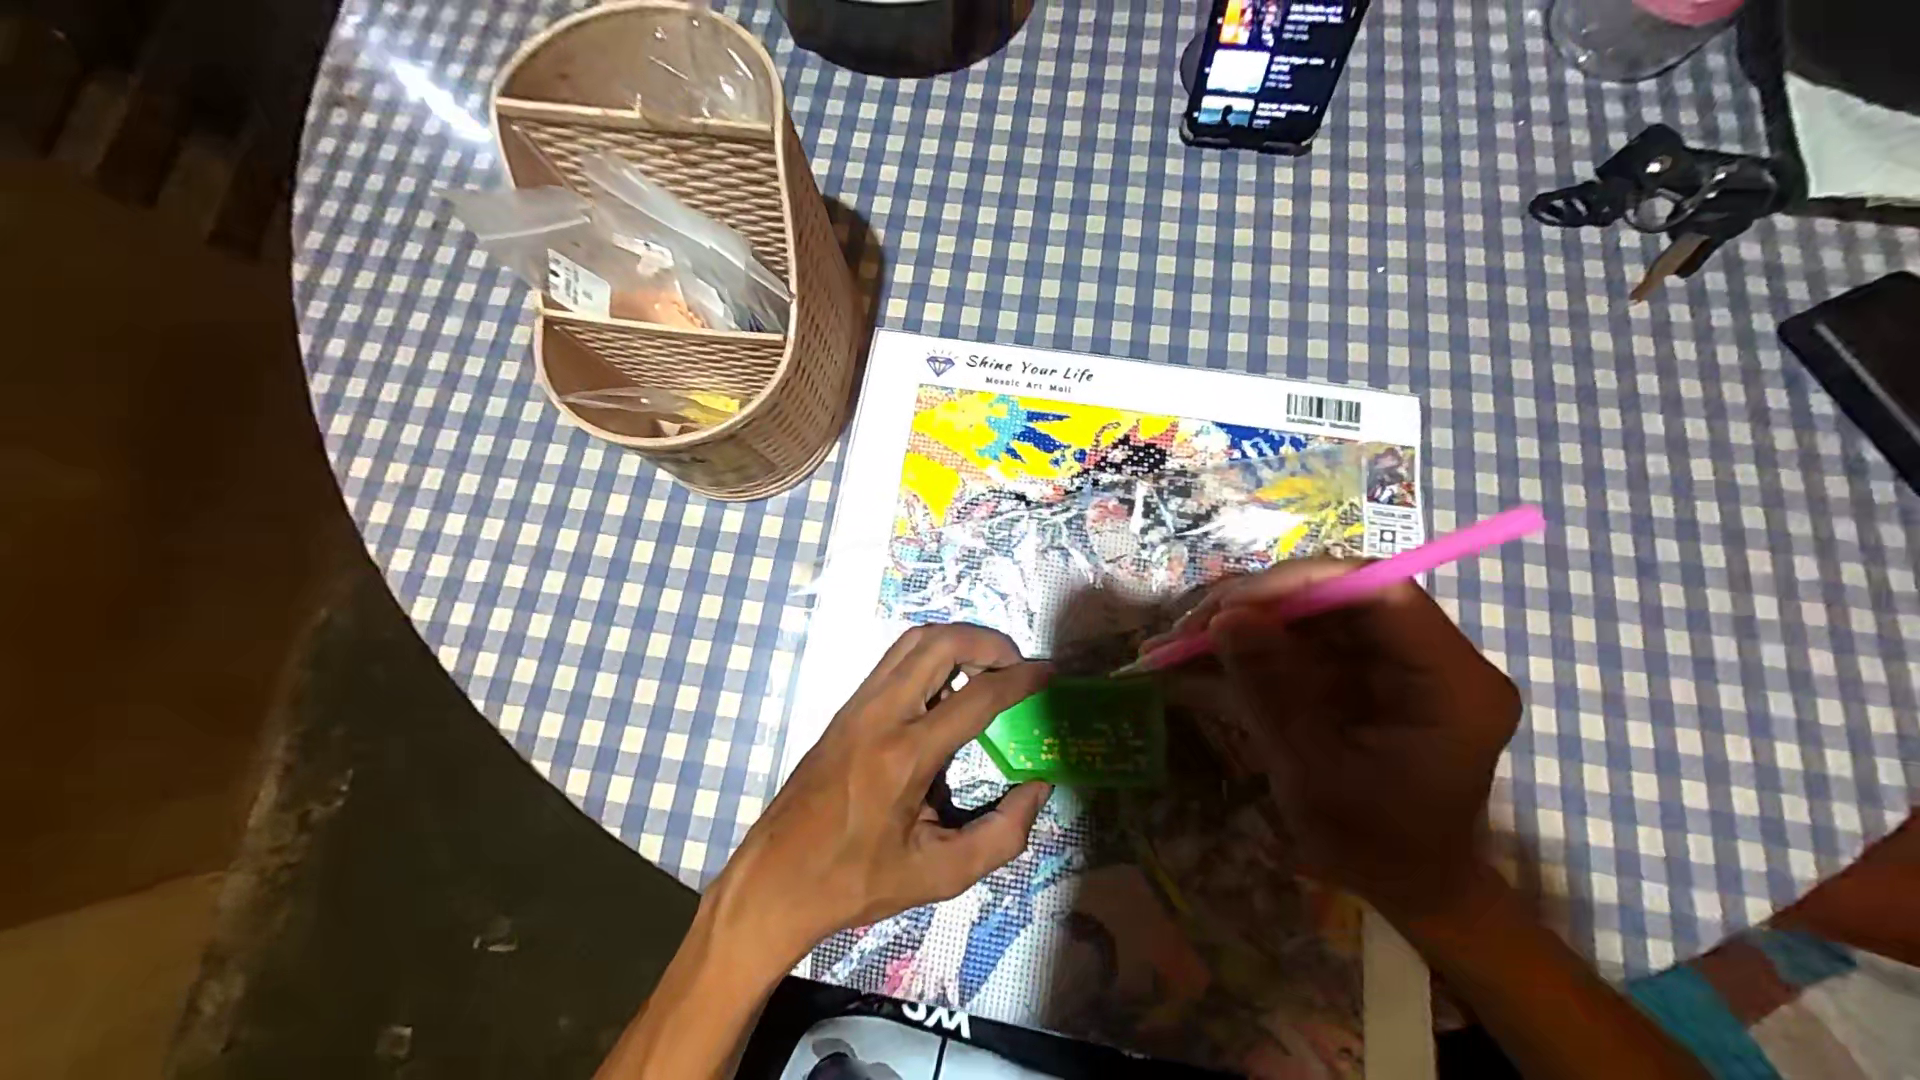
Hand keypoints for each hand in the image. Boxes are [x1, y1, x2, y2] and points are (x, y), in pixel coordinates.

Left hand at [702, 625, 1052, 965]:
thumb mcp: (939, 876)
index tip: (1049, 673)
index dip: (1021, 678)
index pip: (977, 696)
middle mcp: (880, 714)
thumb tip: (1038, 789)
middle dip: (989, 642)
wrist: (774, 878)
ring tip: (987, 668)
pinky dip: (931, 654)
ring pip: (914, 640)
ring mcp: (857, 704)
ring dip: (957, 641)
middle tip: (1018, 665)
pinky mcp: (846, 707)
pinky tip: (947, 686)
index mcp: (905, 755)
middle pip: (942, 643)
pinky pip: (895, 658)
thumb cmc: (856, 881)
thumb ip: (1002, 835)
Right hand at [1157, 558, 1520, 920]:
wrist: (1401, 884)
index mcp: (1449, 682)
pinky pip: (1287, 644)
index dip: (1298, 584)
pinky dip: (1234, 654)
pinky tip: (1180, 665)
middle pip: (1330, 597)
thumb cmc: (1375, 847)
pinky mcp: (1348, 670)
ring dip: (1232, 628)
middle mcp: (1420, 655)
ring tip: (1168, 649)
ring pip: (1299, 614)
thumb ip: (1272, 693)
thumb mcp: (1314, 775)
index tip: (1226, 607)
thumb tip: (1223, 618)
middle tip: (1184, 631)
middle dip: (1251, 607)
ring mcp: (1381, 660)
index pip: (1380, 593)